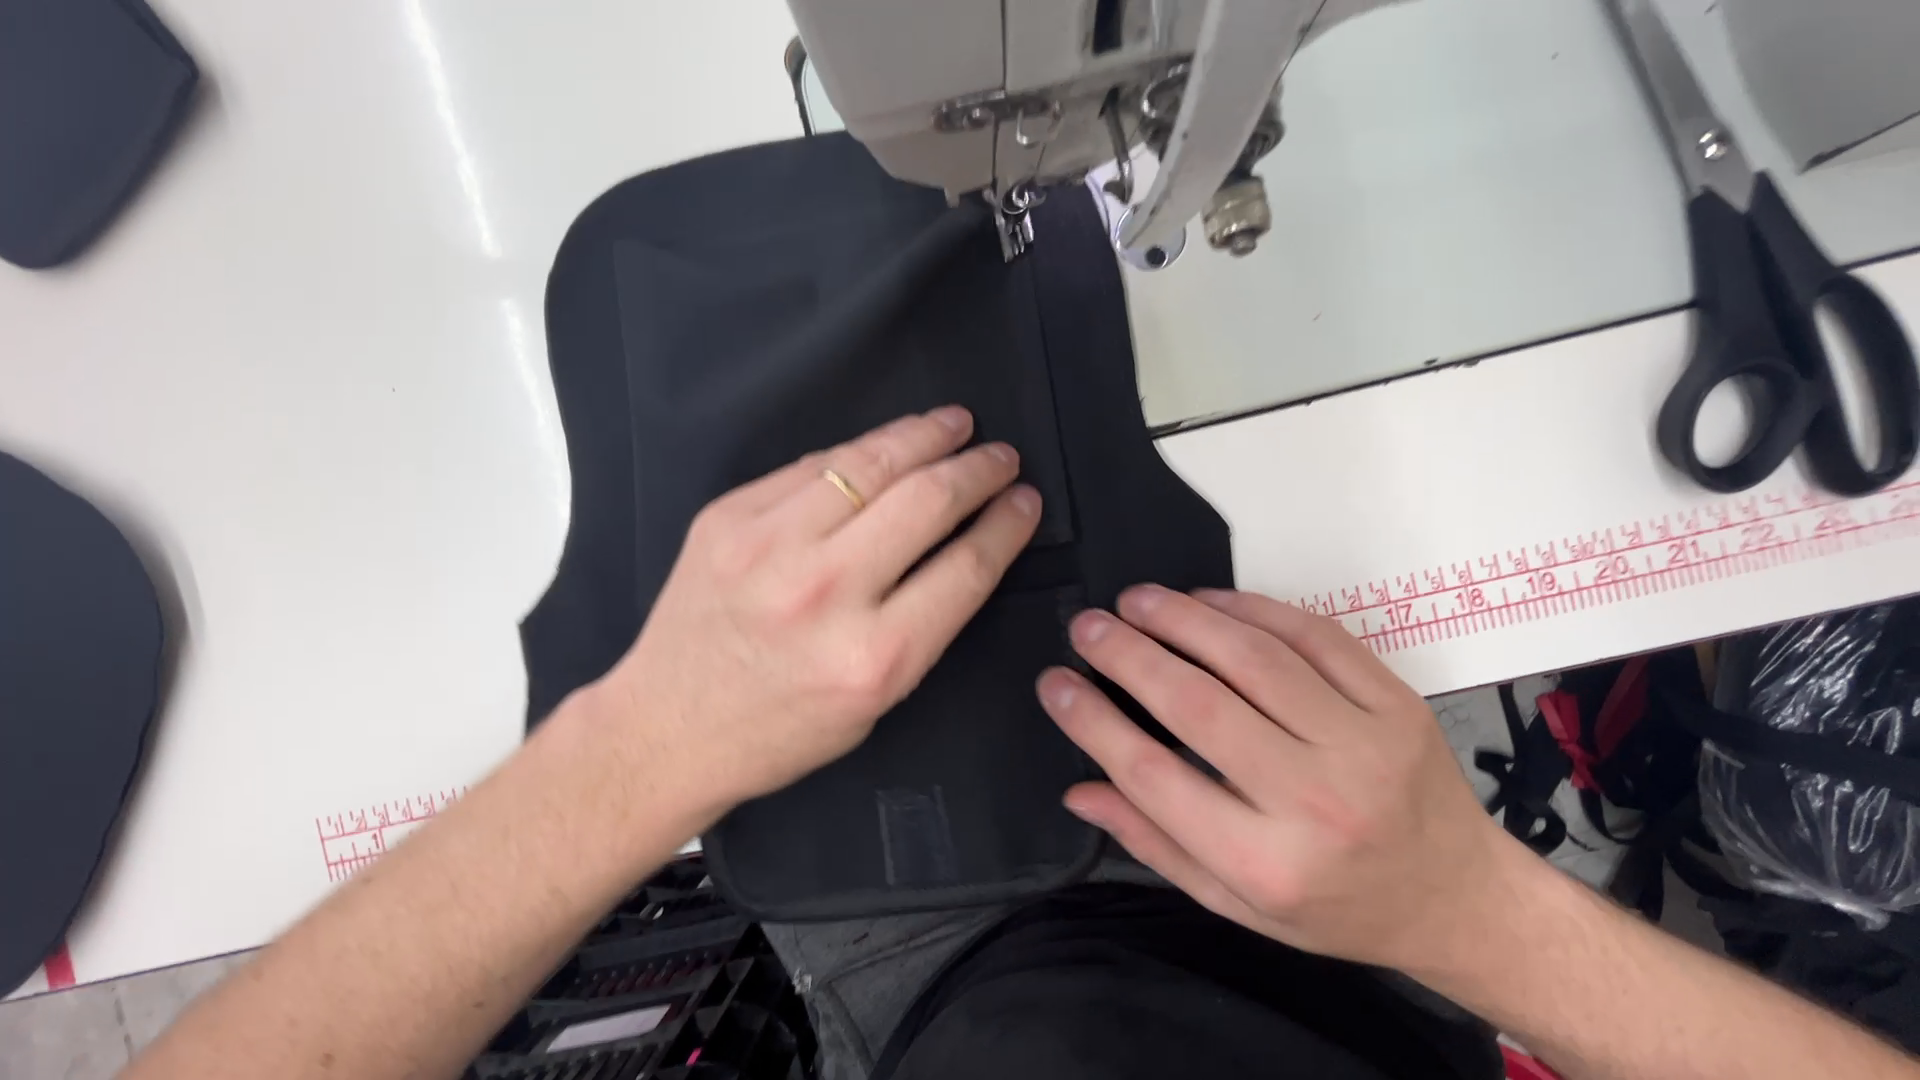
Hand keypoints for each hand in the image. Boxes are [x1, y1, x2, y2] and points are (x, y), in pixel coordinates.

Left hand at [591, 407, 1040, 814]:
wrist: (667, 728)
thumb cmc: (782, 729)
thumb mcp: (878, 699)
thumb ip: (924, 621)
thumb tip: (963, 538)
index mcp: (875, 656)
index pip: (966, 565)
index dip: (1007, 523)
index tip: (1024, 501)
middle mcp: (825, 593)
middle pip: (925, 501)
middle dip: (977, 470)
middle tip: (1001, 456)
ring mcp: (768, 546)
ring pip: (869, 463)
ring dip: (924, 435)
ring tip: (955, 424)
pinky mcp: (729, 518)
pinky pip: (812, 466)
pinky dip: (859, 451)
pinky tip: (886, 444)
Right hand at [1036, 586, 1523, 974]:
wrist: (1458, 897)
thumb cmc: (1336, 908)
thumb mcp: (1237, 904)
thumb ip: (1155, 844)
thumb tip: (1080, 790)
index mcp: (1266, 863)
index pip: (1153, 777)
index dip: (1093, 723)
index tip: (1055, 684)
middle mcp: (1314, 801)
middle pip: (1198, 705)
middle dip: (1128, 655)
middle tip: (1086, 626)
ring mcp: (1363, 744)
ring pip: (1253, 658)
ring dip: (1183, 619)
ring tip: (1135, 600)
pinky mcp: (1394, 703)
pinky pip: (1314, 636)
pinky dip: (1252, 608)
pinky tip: (1208, 599)